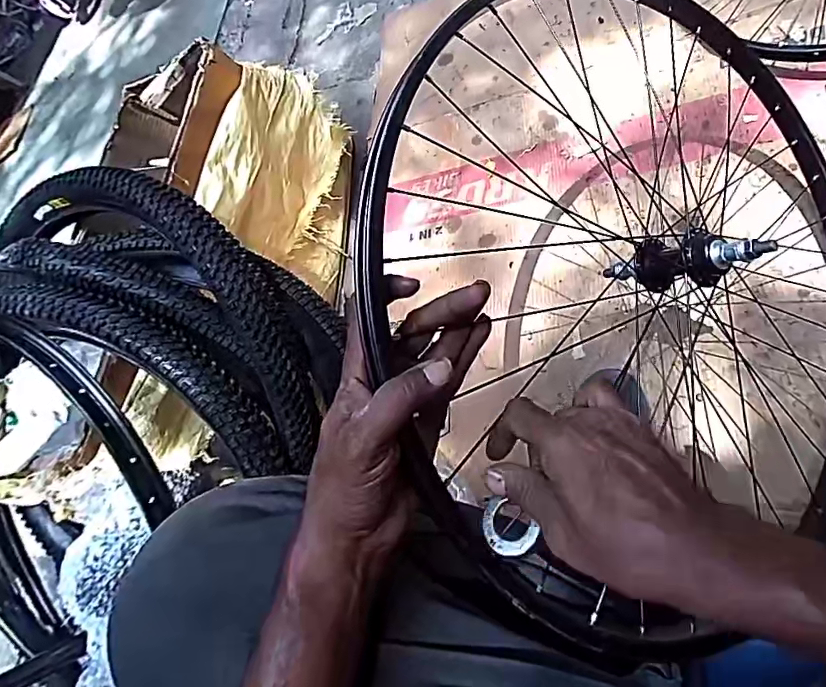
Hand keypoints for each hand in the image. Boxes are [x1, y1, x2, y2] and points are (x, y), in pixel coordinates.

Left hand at [296, 277, 490, 578]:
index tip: (412, 283)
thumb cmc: (341, 489)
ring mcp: (409, 400)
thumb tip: (441, 367)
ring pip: (437, 353)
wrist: (356, 541)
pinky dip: (465, 356)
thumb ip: (401, 398)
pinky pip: (450, 381)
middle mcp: (383, 381)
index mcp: (357, 378)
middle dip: (444, 310)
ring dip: (459, 328)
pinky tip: (479, 336)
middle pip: (414, 333)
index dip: (385, 296)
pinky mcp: (429, 421)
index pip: (367, 322)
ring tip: (483, 305)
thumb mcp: (363, 438)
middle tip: (476, 292)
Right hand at [482, 378, 744, 608]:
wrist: (691, 546)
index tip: (499, 455)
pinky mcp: (640, 425)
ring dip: (564, 432)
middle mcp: (588, 420)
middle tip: (544, 487)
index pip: (518, 413)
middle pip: (548, 418)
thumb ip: (528, 495)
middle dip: (536, 449)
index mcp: (562, 443)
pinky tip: (599, 440)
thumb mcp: (564, 534)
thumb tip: (498, 475)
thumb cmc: (627, 547)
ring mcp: (617, 418)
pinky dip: (593, 410)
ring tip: (572, 466)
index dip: (502, 432)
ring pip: (574, 411)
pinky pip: (607, 401)